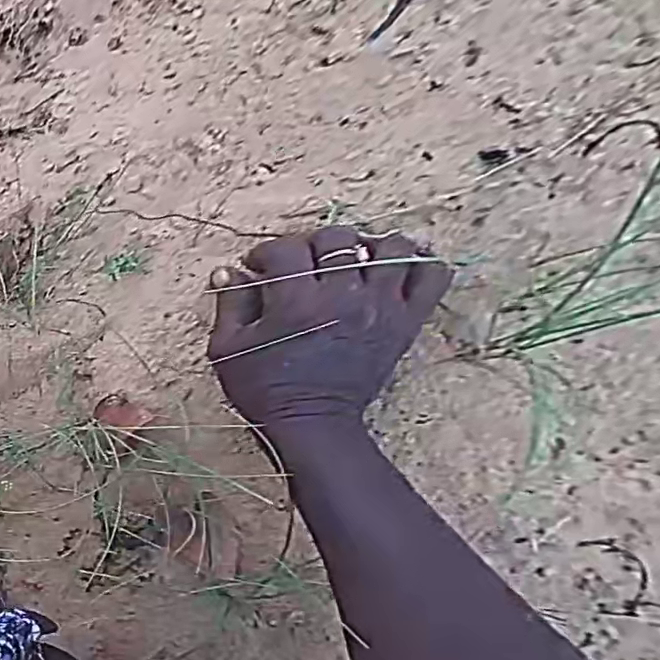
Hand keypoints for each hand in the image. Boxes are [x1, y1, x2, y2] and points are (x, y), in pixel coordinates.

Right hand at [208, 227, 449, 436]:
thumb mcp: (226, 349)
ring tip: (347, 262)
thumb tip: (229, 270)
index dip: (265, 252)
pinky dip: (416, 262)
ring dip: (366, 246)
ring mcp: (382, 305)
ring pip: (391, 245)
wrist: (310, 421)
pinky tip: (389, 270)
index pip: (285, 250)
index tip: (256, 265)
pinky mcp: (408, 319)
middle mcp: (343, 296)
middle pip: (337, 238)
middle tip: (298, 262)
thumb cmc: (261, 387)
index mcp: (294, 303)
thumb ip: (230, 304)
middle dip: (310, 243)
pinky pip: (433, 273)